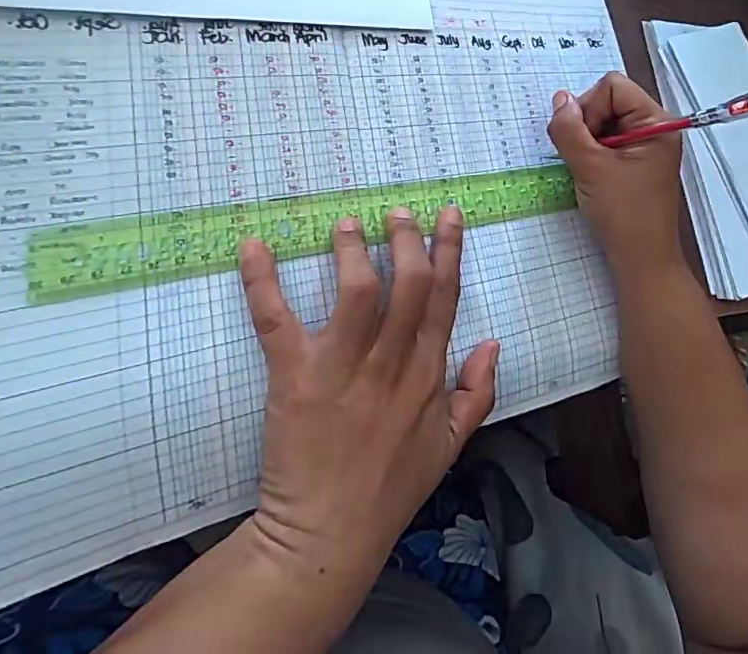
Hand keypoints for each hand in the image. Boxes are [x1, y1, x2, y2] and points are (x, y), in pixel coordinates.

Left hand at [238, 208, 499, 575]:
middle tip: (396, 212)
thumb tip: (494, 341)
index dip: (449, 250)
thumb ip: (478, 393)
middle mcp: (390, 364)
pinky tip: (253, 247)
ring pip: (357, 291)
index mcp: (427, 375)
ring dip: (353, 250)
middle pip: (409, 284)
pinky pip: (276, 319)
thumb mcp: (449, 446)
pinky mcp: (295, 376)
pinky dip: (262, 280)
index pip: (445, 298)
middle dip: (407, 239)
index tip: (447, 214)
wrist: (328, 536)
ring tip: (346, 224)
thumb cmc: (389, 488)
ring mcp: (342, 368)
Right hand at [547, 72, 684, 271]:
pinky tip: (589, 172)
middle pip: (607, 100)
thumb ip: (569, 129)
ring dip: (586, 138)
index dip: (590, 107)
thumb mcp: (590, 167)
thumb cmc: (623, 214)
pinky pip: (606, 139)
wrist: (641, 259)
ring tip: (586, 167)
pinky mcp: (635, 160)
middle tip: (583, 155)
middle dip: (586, 123)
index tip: (584, 140)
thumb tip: (559, 99)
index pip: (613, 87)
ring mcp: (645, 145)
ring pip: (603, 120)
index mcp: (656, 123)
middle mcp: (654, 128)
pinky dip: (591, 150)